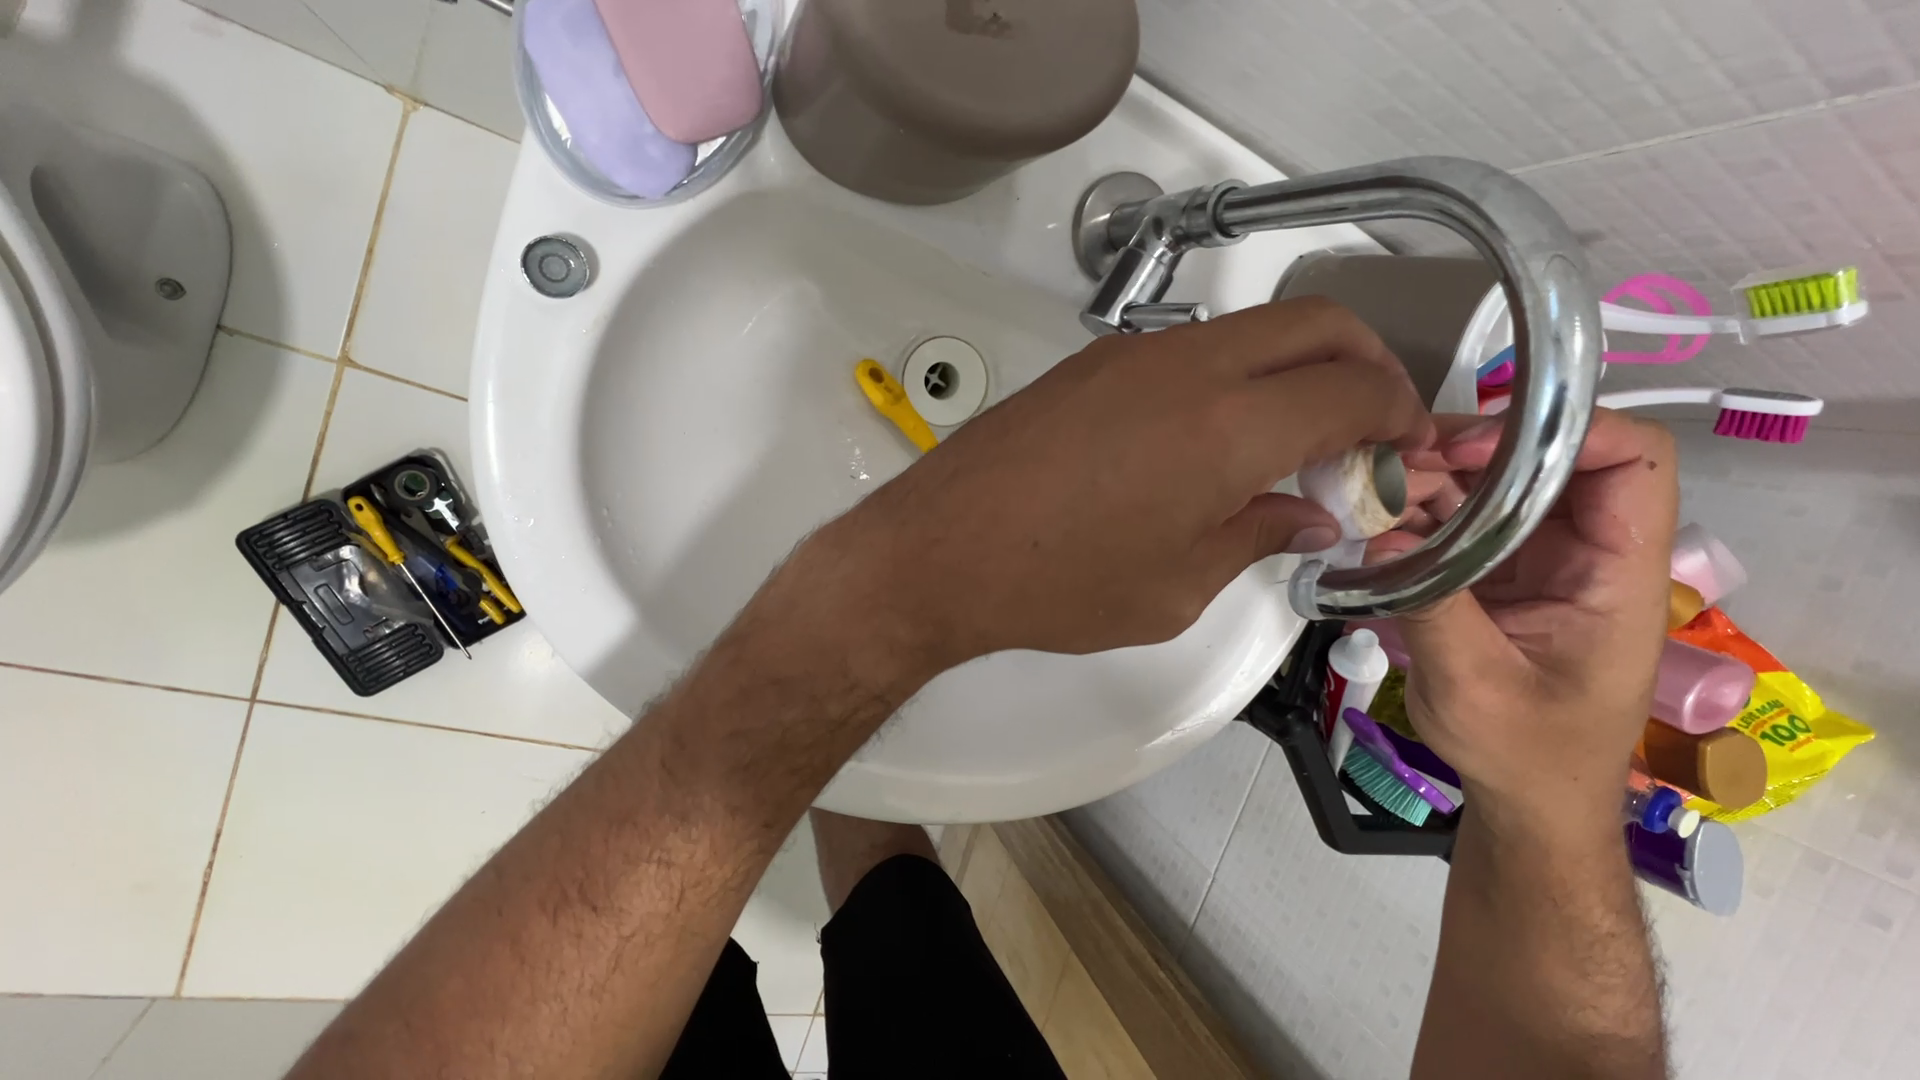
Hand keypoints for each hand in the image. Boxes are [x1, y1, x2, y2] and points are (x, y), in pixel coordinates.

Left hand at [796, 298, 1429, 677]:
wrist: (939, 550)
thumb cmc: (1058, 586)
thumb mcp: (1176, 588)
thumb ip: (1257, 537)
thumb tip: (1311, 516)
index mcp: (1231, 426)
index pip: (1354, 388)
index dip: (1399, 414)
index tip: (1405, 447)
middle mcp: (1191, 366)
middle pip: (1318, 322)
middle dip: (1367, 361)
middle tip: (1372, 423)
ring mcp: (1135, 352)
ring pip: (1252, 327)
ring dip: (1295, 363)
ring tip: (1293, 436)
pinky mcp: (1093, 360)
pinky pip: (1192, 346)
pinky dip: (1233, 372)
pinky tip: (1214, 434)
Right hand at [1376, 410, 1677, 832]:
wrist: (1527, 799)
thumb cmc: (1528, 754)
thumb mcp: (1476, 688)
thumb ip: (1433, 609)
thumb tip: (1380, 540)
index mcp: (1615, 573)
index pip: (1628, 460)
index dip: (1559, 433)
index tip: (1468, 452)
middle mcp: (1582, 551)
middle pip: (1543, 461)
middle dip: (1466, 450)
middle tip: (1390, 468)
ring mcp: (1535, 560)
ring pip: (1490, 484)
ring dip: (1427, 480)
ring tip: (1369, 498)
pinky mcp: (1495, 574)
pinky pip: (1457, 520)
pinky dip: (1412, 514)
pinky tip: (1373, 527)